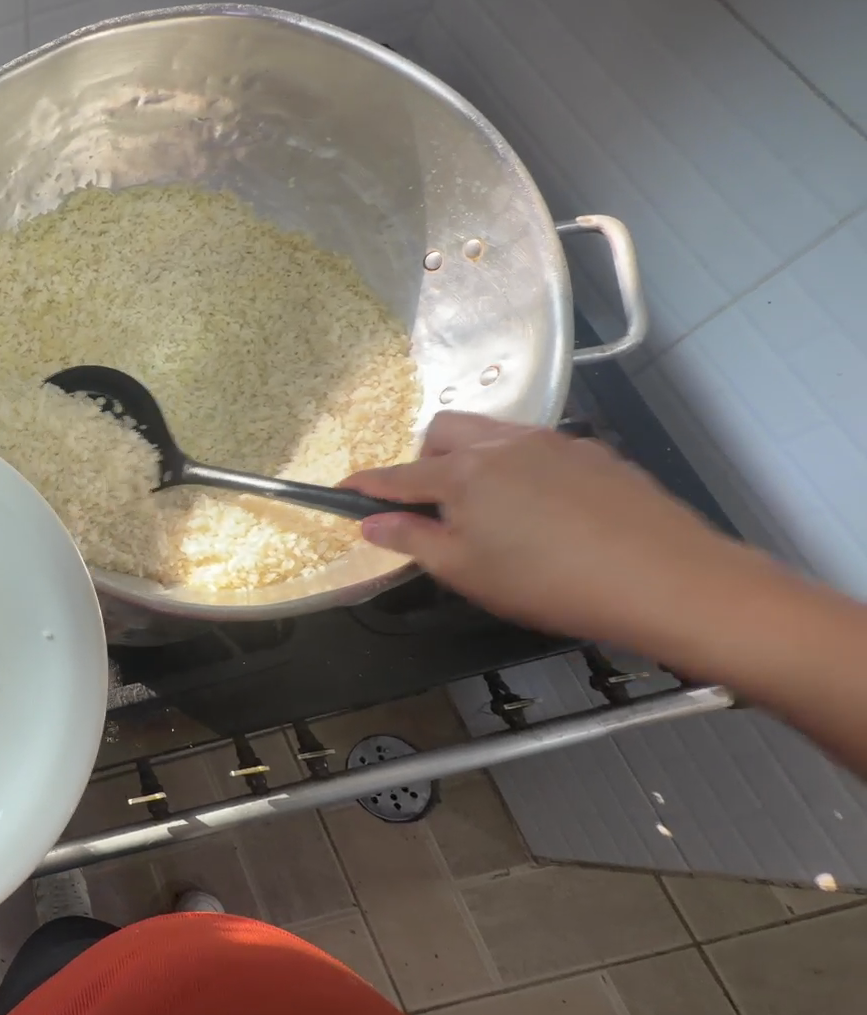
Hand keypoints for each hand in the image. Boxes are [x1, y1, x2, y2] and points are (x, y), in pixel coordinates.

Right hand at [340, 411, 749, 649]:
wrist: (672, 583)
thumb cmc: (549, 582)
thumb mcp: (463, 571)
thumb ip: (410, 540)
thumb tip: (370, 523)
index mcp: (463, 473)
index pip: (396, 475)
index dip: (364, 485)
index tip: (341, 490)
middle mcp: (504, 444)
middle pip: (443, 431)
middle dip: (423, 458)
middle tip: (431, 503)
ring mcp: (555, 444)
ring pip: (493, 433)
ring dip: (470, 458)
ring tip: (486, 505)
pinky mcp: (597, 455)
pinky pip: (538, 448)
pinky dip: (519, 467)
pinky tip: (541, 510)